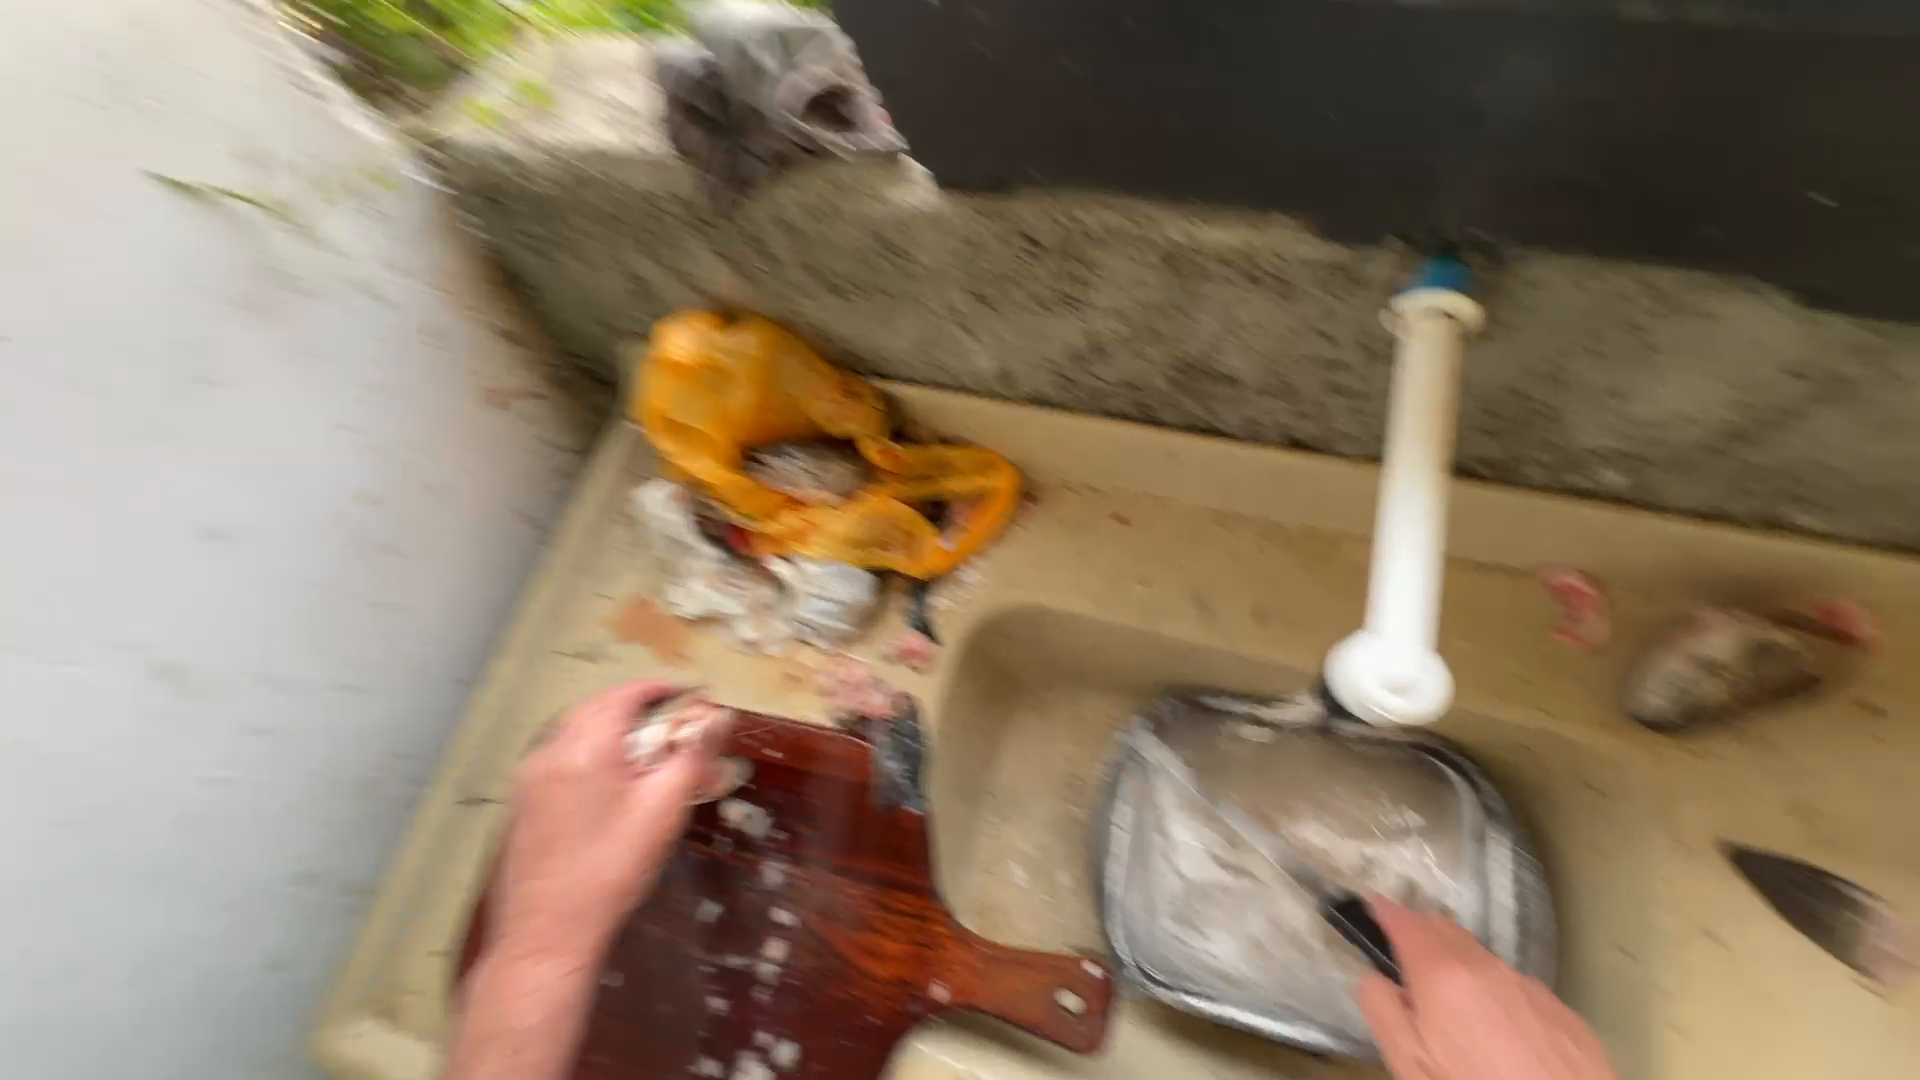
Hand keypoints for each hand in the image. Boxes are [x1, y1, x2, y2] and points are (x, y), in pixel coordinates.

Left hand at [490, 680, 733, 966]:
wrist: (546, 935)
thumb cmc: (613, 867)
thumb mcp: (664, 809)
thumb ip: (692, 755)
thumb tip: (719, 715)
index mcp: (585, 747)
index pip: (626, 695)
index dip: (661, 689)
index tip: (692, 695)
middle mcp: (550, 751)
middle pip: (597, 707)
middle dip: (637, 705)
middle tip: (673, 720)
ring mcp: (529, 778)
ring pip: (575, 730)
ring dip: (611, 726)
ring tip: (646, 748)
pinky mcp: (521, 803)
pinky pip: (560, 755)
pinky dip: (590, 749)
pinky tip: (611, 781)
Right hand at [1358, 897, 1616, 1079]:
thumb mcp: (1406, 1059)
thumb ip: (1379, 1007)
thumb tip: (1377, 978)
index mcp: (1441, 972)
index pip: (1403, 920)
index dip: (1382, 909)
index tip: (1370, 907)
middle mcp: (1486, 968)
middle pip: (1444, 928)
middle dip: (1419, 931)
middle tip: (1404, 955)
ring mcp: (1531, 989)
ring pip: (1483, 959)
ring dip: (1460, 965)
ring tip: (1456, 1005)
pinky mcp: (1567, 1017)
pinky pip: (1520, 990)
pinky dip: (1499, 996)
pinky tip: (1504, 1035)